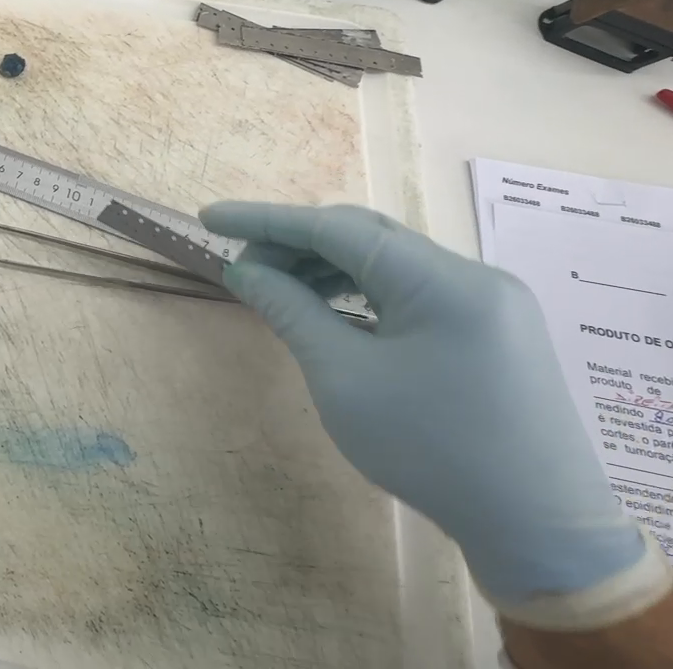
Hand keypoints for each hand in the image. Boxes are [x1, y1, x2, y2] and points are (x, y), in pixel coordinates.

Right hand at [200, 202, 644, 605]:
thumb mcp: (341, 375)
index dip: (265, 220)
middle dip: (293, 241)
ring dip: (322, 265)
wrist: (538, 529)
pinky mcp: (488, 327)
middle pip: (364, 235)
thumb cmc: (429, 448)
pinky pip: (408, 286)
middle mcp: (472, 277)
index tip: (209, 218)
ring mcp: (488, 302)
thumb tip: (243, 270)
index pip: (336, 228)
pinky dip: (357, 286)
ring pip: (385, 259)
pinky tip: (325, 306)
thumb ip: (288, 308)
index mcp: (443, 283)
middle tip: (240, 265)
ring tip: (276, 289)